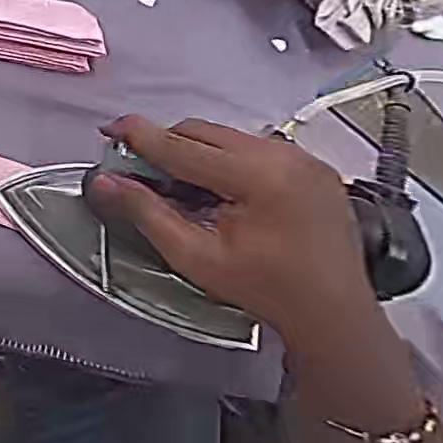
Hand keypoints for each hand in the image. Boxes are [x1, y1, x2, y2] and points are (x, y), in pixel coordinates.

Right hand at [90, 116, 376, 357]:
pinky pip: (253, 146)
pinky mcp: (310, 165)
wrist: (332, 313)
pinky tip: (216, 189)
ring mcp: (302, 158)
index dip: (139, 136)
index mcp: (259, 177)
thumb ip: (147, 213)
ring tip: (180, 186)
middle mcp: (285, 156)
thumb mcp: (195, 256)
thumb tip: (110, 183)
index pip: (182, 146)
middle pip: (202, 132)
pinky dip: (224, 159)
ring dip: (194, 151)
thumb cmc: (267, 291)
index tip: (112, 129)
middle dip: (166, 144)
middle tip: (138, 166)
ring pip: (226, 136)